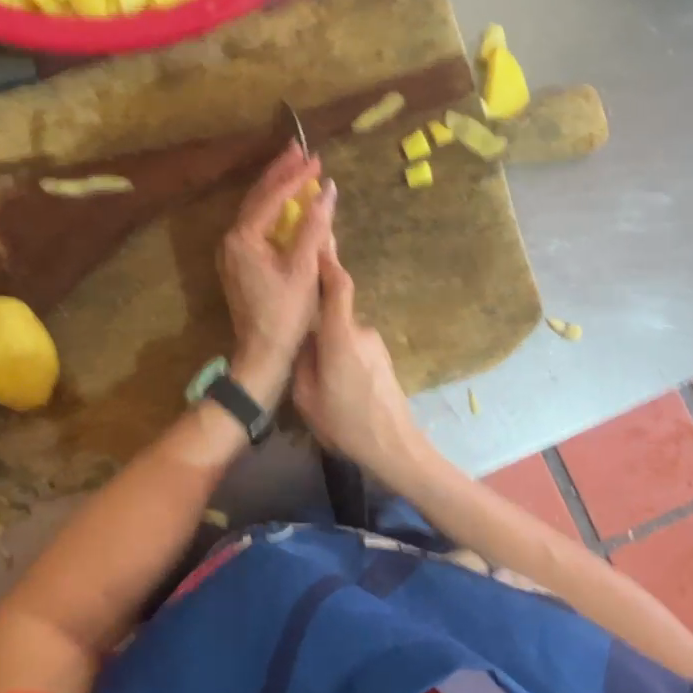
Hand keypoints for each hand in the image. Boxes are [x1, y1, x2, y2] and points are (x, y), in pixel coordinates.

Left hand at [219, 142, 337, 405]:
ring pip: (255, 211)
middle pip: (257, 198)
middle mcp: (231, 241)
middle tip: (301, 149)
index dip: (295, 176)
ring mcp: (232, 254)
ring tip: (297, 169)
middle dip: (280, 173)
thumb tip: (328, 191)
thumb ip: (314, 227)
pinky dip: (273, 212)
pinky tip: (288, 206)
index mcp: (243, 239)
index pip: (271, 196)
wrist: (262, 355)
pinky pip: (256, 228)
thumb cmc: (285, 315)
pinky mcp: (238, 265)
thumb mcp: (304, 269)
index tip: (317, 158)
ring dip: (276, 190)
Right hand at [292, 250, 427, 484]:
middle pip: (334, 315)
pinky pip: (354, 350)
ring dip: (329, 349)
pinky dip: (341, 360)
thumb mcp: (306, 397)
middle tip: (298, 348)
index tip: (317, 245)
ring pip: (343, 336)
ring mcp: (376, 347)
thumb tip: (302, 341)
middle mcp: (361, 333)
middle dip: (316, 325)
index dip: (328, 263)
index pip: (338, 287)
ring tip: (317, 381)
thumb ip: (301, 362)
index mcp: (340, 337)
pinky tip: (335, 389)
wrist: (394, 447)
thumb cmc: (346, 424)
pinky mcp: (382, 361)